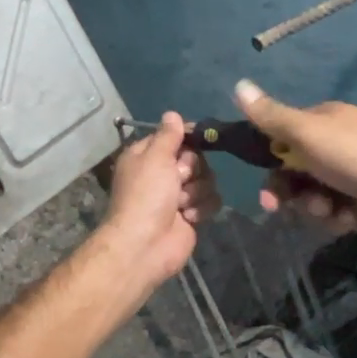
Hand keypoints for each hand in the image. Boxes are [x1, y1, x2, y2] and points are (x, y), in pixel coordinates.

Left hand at [98, 111, 221, 283]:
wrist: (146, 243)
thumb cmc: (146, 195)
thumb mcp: (154, 157)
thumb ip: (167, 136)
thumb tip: (172, 114)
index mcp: (146, 156)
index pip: (174, 136)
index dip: (188, 138)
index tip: (201, 139)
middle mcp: (161, 173)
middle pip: (196, 158)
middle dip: (192, 170)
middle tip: (179, 180)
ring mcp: (177, 195)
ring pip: (207, 180)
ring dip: (196, 192)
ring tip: (181, 204)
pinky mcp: (192, 214)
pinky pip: (211, 201)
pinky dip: (201, 209)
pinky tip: (188, 218)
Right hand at [233, 80, 356, 245]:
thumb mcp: (306, 132)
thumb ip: (269, 115)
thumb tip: (237, 85)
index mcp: (324, 121)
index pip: (281, 135)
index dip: (266, 156)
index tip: (259, 173)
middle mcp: (335, 145)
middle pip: (291, 169)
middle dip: (285, 189)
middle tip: (275, 205)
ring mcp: (349, 176)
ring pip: (308, 194)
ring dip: (311, 205)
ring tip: (327, 210)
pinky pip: (330, 213)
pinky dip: (334, 217)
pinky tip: (346, 219)